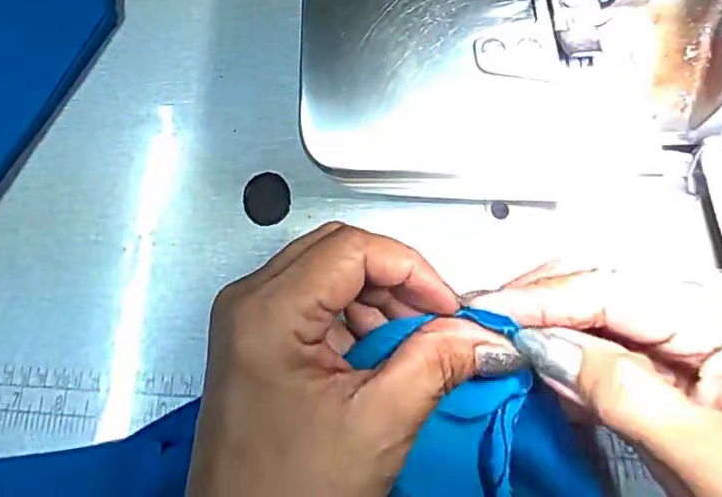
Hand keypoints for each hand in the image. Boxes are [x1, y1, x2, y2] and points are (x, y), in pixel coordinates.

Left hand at [187, 223, 514, 496]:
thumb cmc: (285, 496)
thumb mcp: (375, 427)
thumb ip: (432, 366)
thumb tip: (474, 333)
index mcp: (268, 311)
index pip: (350, 248)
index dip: (409, 267)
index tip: (447, 304)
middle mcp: (249, 299)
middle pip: (337, 250)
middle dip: (394, 278)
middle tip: (435, 317)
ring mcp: (247, 314)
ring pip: (325, 267)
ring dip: (375, 295)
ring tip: (411, 340)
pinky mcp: (254, 332)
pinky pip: (311, 296)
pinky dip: (352, 313)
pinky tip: (378, 350)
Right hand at [472, 266, 721, 496]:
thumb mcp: (718, 459)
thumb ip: (627, 394)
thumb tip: (547, 345)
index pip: (610, 287)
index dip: (544, 296)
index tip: (495, 309)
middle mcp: (704, 322)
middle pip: (600, 291)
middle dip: (542, 302)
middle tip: (489, 317)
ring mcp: (689, 353)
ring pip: (598, 323)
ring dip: (550, 331)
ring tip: (506, 340)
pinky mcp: (677, 389)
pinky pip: (610, 362)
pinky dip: (570, 366)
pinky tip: (545, 374)